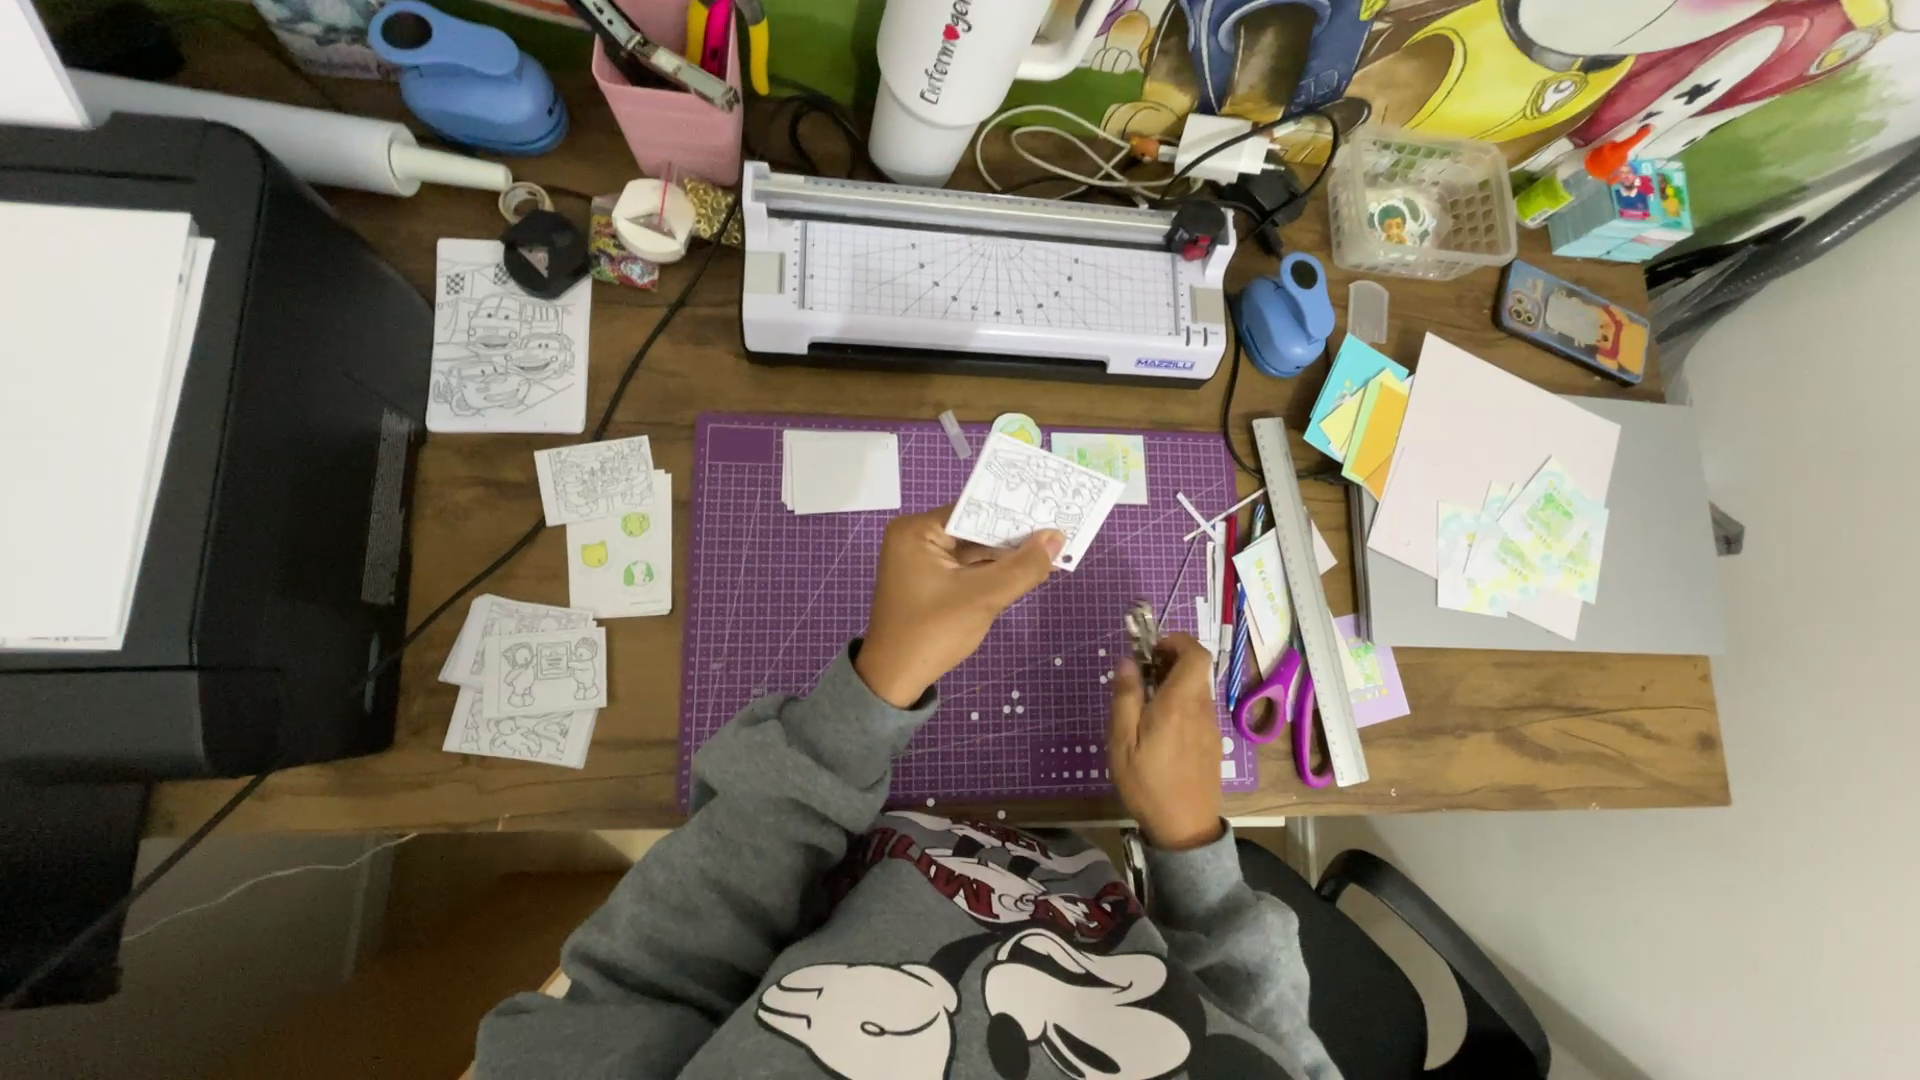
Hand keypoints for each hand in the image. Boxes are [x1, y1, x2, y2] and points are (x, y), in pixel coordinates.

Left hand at [855, 506, 1062, 707]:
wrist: (893, 681)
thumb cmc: (932, 632)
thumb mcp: (983, 597)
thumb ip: (1023, 566)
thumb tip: (1057, 537)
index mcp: (917, 530)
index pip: (974, 511)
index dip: (1014, 514)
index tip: (1052, 513)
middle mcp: (915, 537)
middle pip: (975, 529)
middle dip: (1014, 537)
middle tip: (1059, 533)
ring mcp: (921, 560)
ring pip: (974, 550)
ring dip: (1008, 557)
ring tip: (1052, 552)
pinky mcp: (929, 581)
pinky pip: (967, 567)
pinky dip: (993, 572)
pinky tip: (1027, 572)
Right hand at [1109, 633, 1224, 850]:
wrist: (1185, 828)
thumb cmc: (1147, 783)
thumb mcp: (1122, 741)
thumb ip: (1126, 697)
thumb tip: (1128, 661)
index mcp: (1179, 704)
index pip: (1196, 654)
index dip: (1177, 641)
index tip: (1151, 648)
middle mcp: (1201, 709)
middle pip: (1196, 669)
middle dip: (1170, 660)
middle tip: (1141, 673)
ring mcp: (1210, 726)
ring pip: (1196, 689)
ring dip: (1174, 682)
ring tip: (1145, 702)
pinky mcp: (1212, 742)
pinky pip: (1198, 709)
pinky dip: (1180, 703)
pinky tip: (1159, 726)